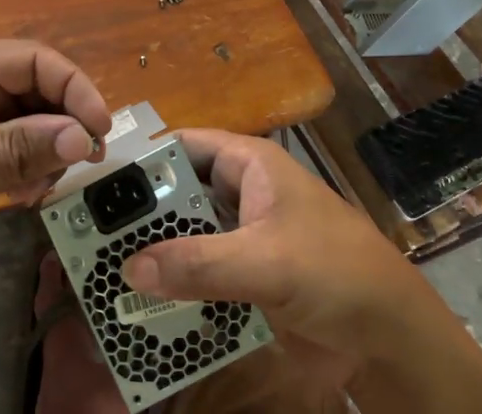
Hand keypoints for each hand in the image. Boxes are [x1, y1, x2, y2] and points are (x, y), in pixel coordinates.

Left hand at [0, 40, 110, 295]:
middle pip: (35, 88)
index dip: (73, 87)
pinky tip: (28, 193)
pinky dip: (29, 166)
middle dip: (64, 121)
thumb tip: (83, 136)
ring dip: (48, 148)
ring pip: (29, 119)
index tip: (100, 130)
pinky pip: (12, 147)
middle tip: (88, 162)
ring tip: (47, 185)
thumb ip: (18, 150)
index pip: (32, 60)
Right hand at [120, 130, 402, 361]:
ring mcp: (245, 235)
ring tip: (104, 270)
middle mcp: (242, 192)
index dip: (141, 160)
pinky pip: (201, 272)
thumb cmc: (335, 272)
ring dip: (155, 253)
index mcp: (249, 164)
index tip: (94, 185)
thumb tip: (129, 268)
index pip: (182, 145)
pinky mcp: (249, 275)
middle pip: (178, 193)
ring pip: (187, 235)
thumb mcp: (266, 261)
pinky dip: (176, 284)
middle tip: (88, 236)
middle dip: (139, 215)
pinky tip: (145, 303)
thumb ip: (198, 263)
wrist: (393, 335)